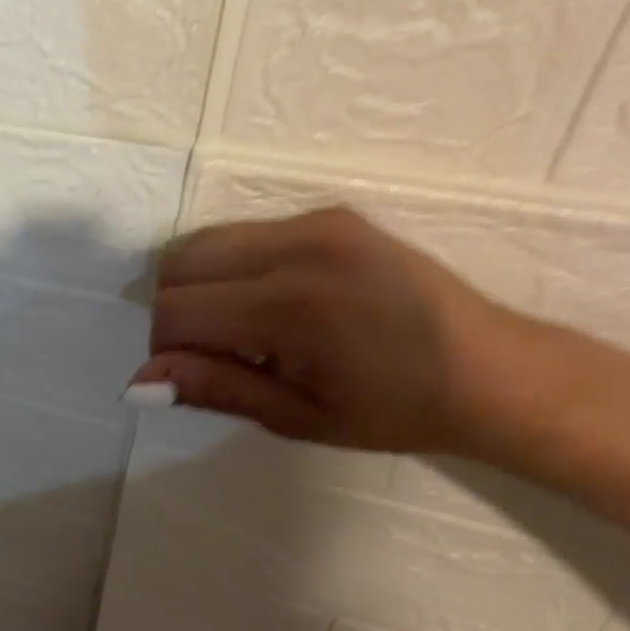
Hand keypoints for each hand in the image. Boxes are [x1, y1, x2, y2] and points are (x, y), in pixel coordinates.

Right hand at [135, 207, 546, 453]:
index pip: (176, 310)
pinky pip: (246, 233)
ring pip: (206, 241)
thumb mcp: (298, 416)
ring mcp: (315, 221)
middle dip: (179, 309)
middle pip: (178, 261)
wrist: (492, 370)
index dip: (166, 348)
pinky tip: (279, 301)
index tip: (197, 375)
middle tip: (221, 350)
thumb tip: (137, 383)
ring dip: (205, 284)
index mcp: (290, 308)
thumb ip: (214, 388)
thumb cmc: (396, 410)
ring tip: (251, 326)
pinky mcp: (329, 213)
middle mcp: (296, 247)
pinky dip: (237, 267)